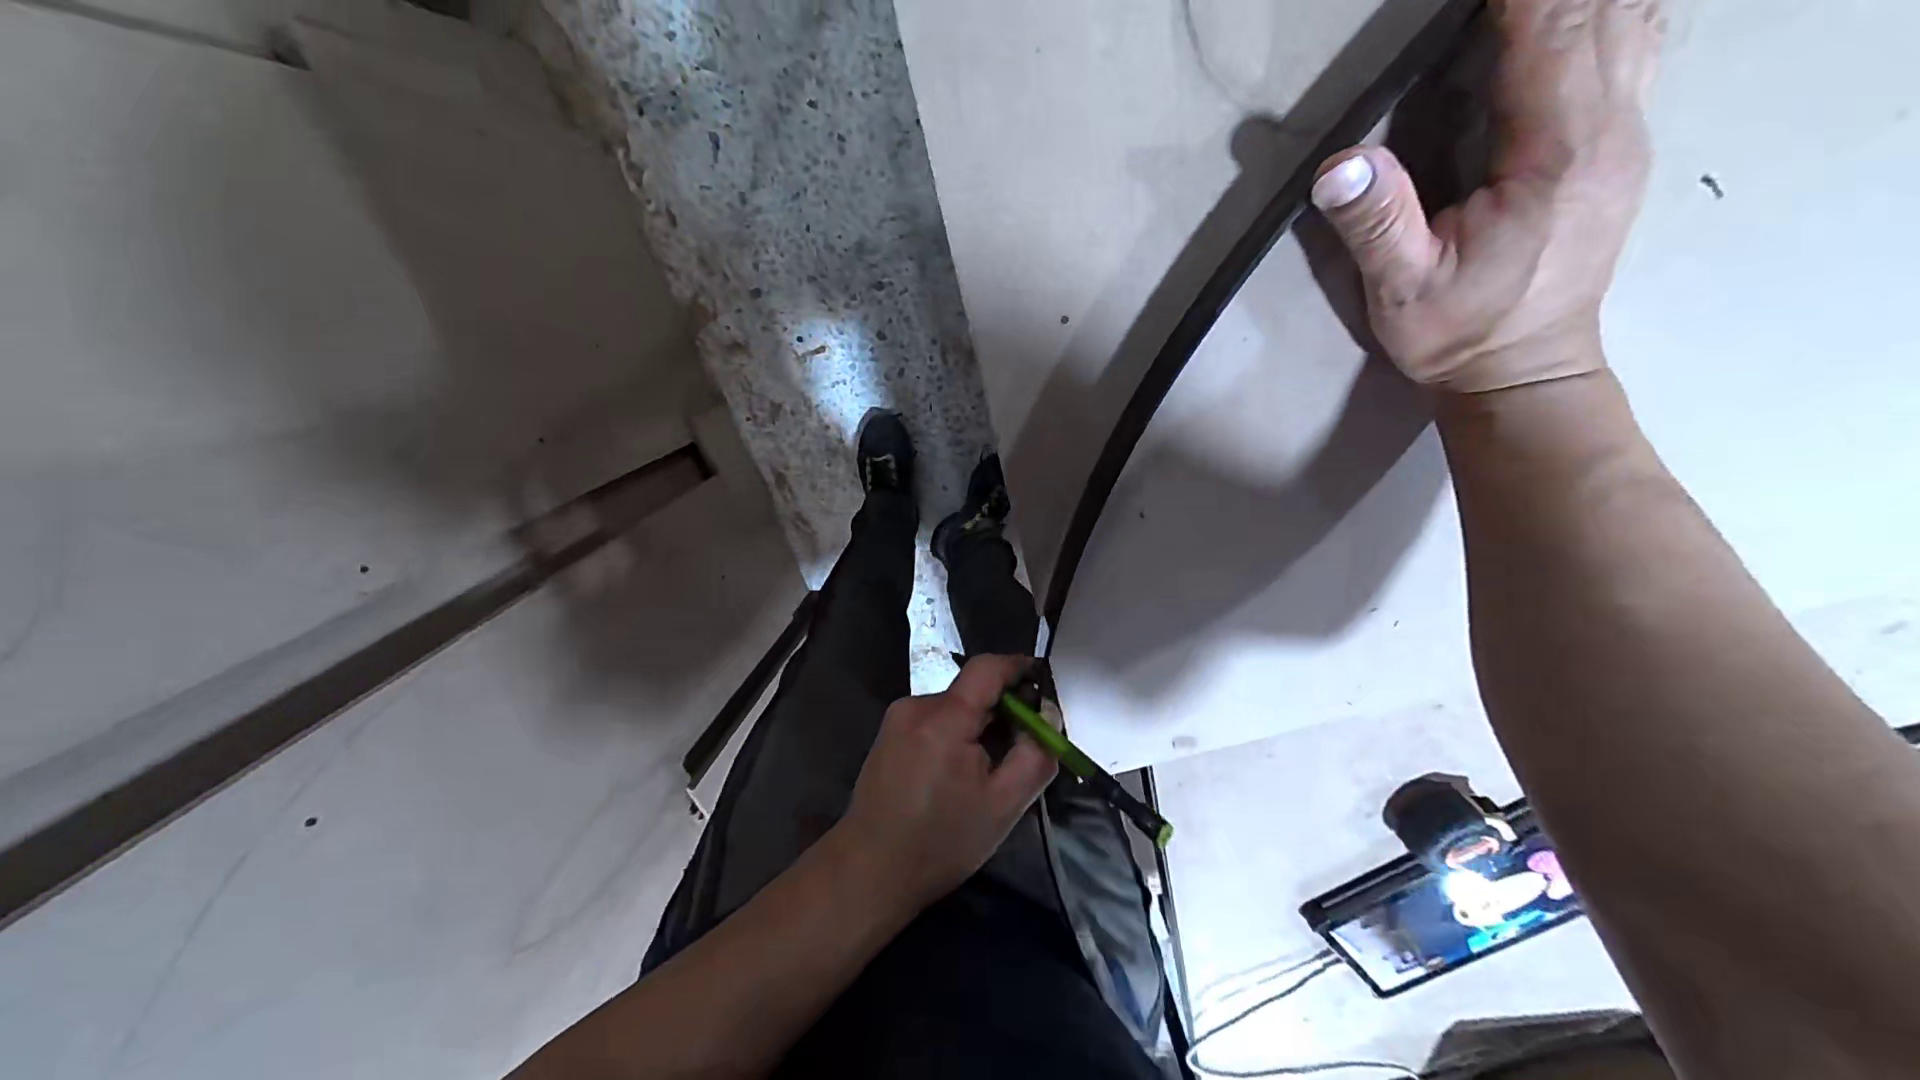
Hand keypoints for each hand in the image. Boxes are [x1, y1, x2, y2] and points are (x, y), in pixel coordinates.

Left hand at [833, 655, 1057, 910]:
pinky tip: (959, 774)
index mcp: (943, 719)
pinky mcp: (888, 735)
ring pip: (954, 707)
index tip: (1043, 682)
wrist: (870, 870)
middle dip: (1003, 708)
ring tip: (991, 769)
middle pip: (972, 690)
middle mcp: (916, 707)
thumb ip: (1035, 756)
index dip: (1019, 667)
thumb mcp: (1003, 805)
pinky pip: (934, 720)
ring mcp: (897, 720)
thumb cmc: (940, 841)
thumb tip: (1048, 716)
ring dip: (979, 725)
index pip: (987, 668)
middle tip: (1025, 745)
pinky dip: (956, 734)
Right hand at [1310, 0, 1665, 392]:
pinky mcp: (1621, 147)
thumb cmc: (1459, 335)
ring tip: (1517, 12)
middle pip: (1605, 7)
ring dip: (1578, 2)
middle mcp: (1613, 127)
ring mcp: (1629, 133)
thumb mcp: (1401, 289)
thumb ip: (1376, 222)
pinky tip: (1563, 24)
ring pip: (1632, 18)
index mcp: (1558, 154)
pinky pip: (1631, 47)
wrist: (1521, 373)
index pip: (1552, 29)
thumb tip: (1338, 164)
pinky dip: (1598, 18)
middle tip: (1483, 2)